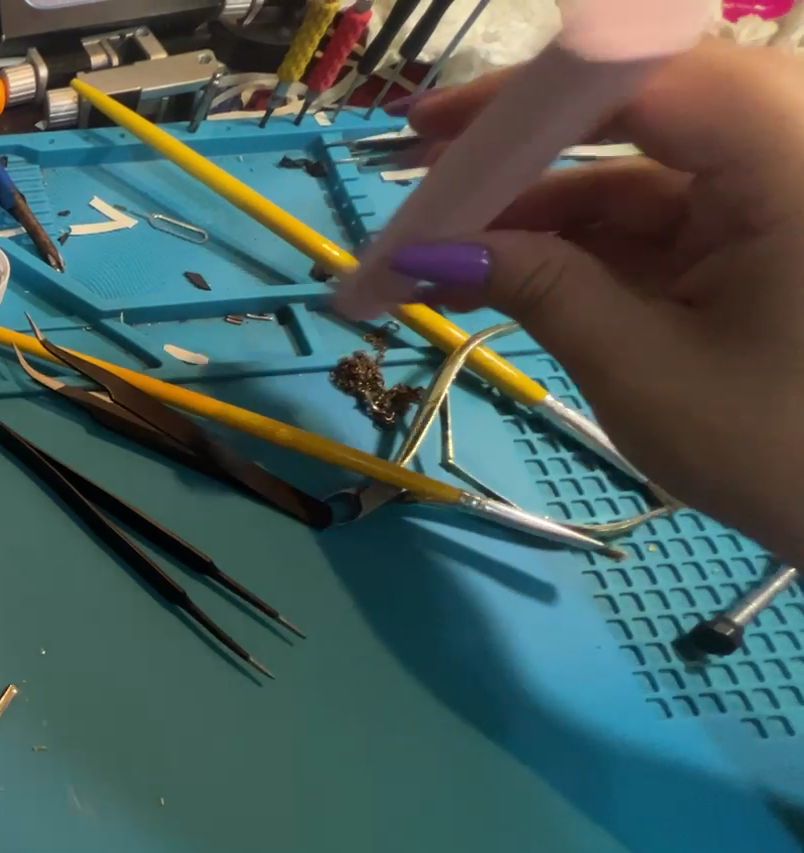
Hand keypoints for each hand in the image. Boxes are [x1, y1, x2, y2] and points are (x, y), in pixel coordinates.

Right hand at [385, 42, 803, 562]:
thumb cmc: (782, 444)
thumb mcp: (639, 367)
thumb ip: (540, 289)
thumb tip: (427, 251)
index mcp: (801, 171)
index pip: (656, 82)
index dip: (534, 92)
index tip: (427, 128)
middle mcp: (794, 160)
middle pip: (636, 116)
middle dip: (515, 150)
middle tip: (413, 181)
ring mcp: (769, 201)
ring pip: (623, 175)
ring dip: (519, 215)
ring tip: (425, 263)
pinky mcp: (748, 239)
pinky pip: (637, 221)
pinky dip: (556, 248)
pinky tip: (479, 278)